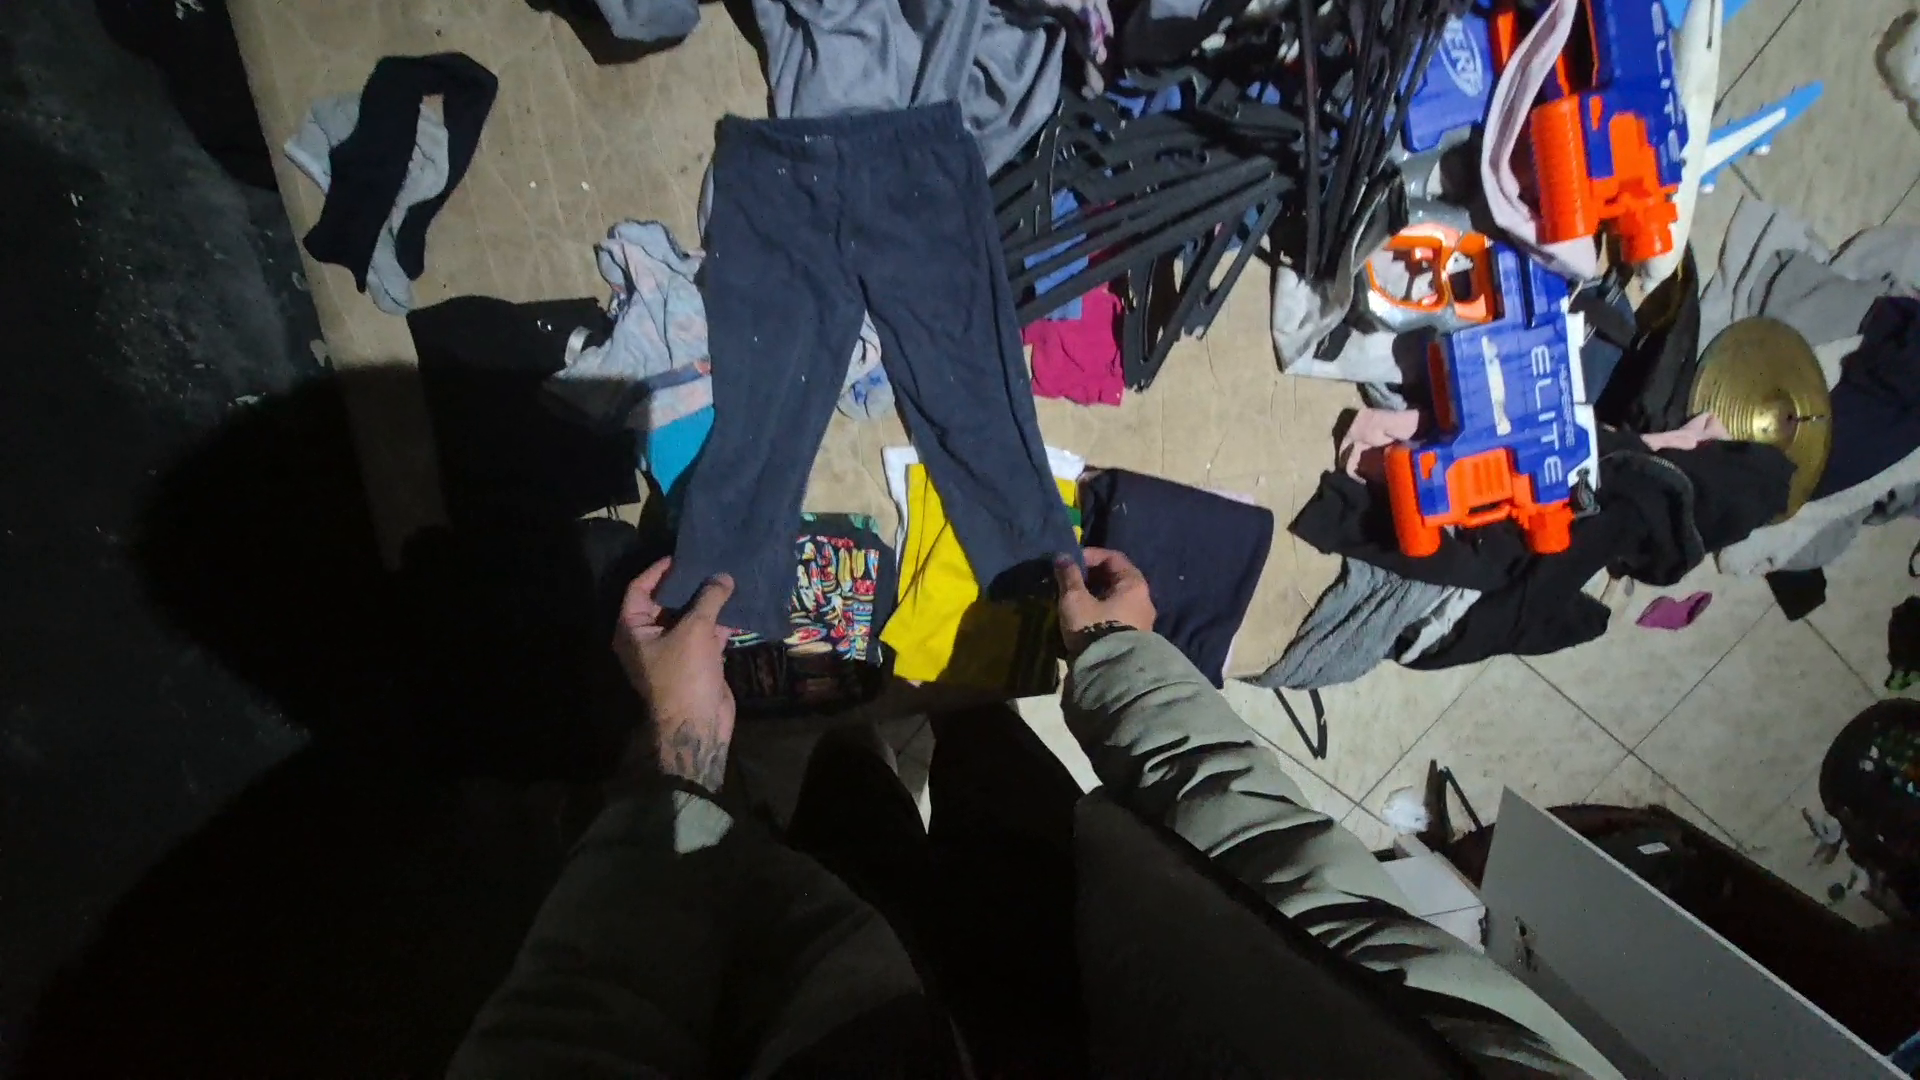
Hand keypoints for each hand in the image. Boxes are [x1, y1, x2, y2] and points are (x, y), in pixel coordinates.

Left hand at [612, 557, 735, 791]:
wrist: (697, 723)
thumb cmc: (684, 674)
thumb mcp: (694, 630)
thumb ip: (709, 599)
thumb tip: (723, 576)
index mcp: (633, 630)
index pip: (639, 589)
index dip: (658, 571)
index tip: (682, 555)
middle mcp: (648, 638)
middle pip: (666, 602)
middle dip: (689, 584)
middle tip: (710, 562)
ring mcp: (672, 650)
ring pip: (689, 617)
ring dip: (708, 601)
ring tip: (728, 578)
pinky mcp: (695, 660)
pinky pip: (705, 633)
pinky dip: (720, 621)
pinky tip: (739, 605)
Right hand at [1053, 547, 1154, 655]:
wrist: (1111, 671)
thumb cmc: (1094, 627)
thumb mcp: (1075, 599)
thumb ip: (1069, 576)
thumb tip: (1062, 557)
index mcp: (1133, 584)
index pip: (1113, 558)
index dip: (1090, 555)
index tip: (1070, 562)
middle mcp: (1143, 599)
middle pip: (1115, 578)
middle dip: (1090, 576)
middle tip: (1069, 580)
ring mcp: (1141, 620)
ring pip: (1115, 598)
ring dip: (1093, 594)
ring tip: (1072, 599)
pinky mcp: (1133, 637)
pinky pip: (1115, 614)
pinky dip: (1099, 610)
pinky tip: (1082, 617)